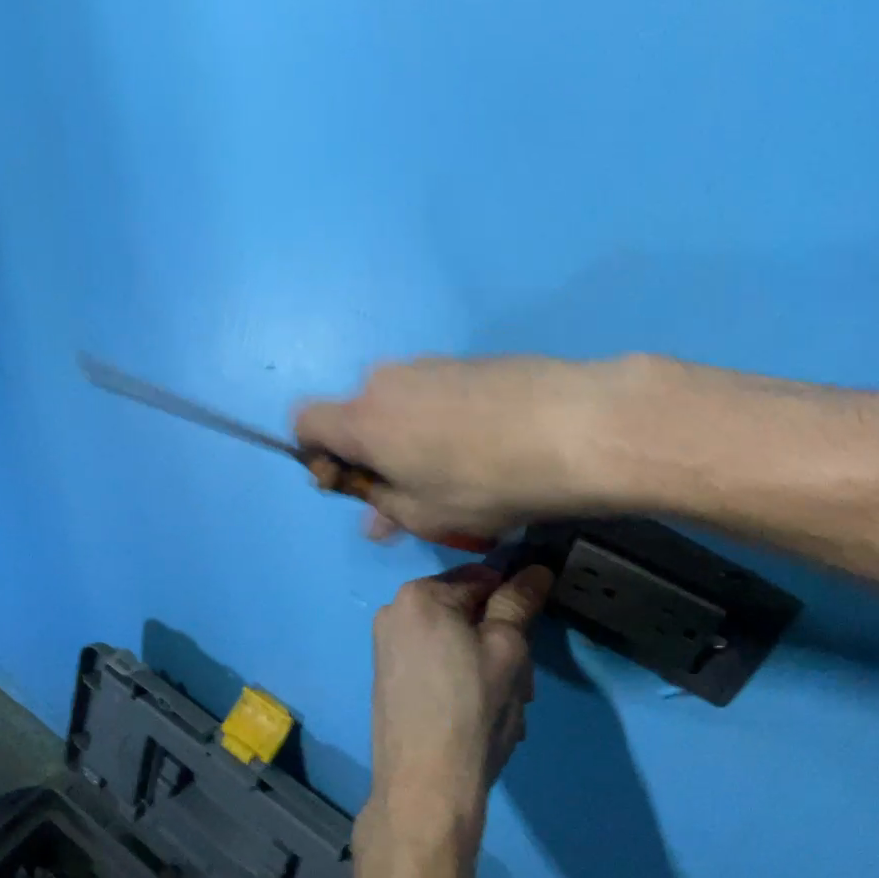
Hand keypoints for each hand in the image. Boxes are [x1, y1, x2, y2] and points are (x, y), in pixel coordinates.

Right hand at [296, 355, 674, 543]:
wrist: (574, 425)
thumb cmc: (485, 482)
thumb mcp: (426, 516)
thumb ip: (386, 508)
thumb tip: (372, 514)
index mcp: (362, 419)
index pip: (304, 423)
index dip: (317, 456)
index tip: (355, 486)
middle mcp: (386, 382)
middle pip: (358, 416)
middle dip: (374, 456)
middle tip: (412, 496)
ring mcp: (430, 366)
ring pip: (401, 407)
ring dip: (412, 441)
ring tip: (459, 479)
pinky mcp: (470, 361)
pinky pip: (437, 395)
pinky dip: (445, 423)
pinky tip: (488, 451)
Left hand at [356, 563, 554, 877]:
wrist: (425, 786)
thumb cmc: (472, 709)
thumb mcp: (507, 649)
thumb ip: (518, 603)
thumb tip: (536, 569)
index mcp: (419, 594)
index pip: (482, 578)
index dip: (514, 604)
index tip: (530, 639)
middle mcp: (394, 611)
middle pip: (466, 612)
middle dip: (499, 643)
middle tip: (520, 684)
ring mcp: (386, 647)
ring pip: (454, 642)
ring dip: (486, 667)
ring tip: (502, 708)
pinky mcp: (388, 680)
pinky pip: (436, 665)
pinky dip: (461, 681)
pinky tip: (477, 717)